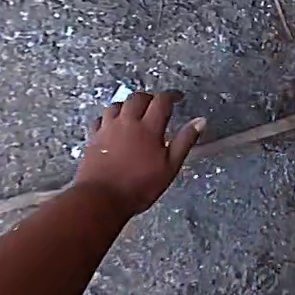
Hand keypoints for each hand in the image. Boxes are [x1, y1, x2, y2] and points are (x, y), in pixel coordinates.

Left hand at [74, 91, 204, 216]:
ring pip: (116, 105)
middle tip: (157, 104)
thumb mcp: (170, 166)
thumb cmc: (139, 185)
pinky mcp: (93, 139)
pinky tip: (114, 124)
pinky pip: (100, 119)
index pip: (161, 101)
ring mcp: (107, 130)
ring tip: (136, 112)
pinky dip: (110, 117)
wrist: (100, 199)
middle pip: (137, 98)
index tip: (178, 98)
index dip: (171, 96)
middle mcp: (127, 123)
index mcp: (148, 128)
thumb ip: (185, 141)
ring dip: (128, 104)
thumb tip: (200, 121)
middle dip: (149, 97)